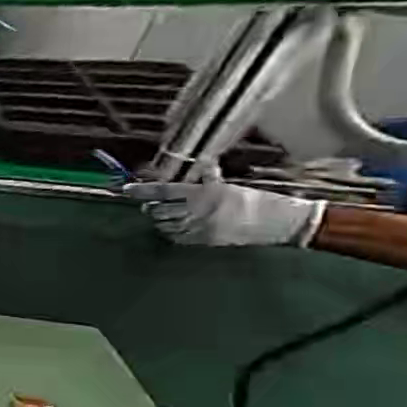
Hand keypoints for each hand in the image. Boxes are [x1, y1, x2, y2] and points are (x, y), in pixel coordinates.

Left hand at [122, 171, 327, 247]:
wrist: (280, 222)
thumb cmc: (257, 201)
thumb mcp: (230, 187)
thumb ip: (209, 180)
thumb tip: (201, 165)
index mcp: (204, 194)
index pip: (164, 190)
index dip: (143, 190)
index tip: (126, 189)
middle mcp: (198, 211)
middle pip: (158, 210)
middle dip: (151, 207)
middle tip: (151, 204)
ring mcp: (199, 228)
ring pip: (164, 225)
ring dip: (160, 220)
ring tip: (164, 215)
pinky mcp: (203, 241)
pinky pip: (176, 237)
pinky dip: (170, 231)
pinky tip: (176, 227)